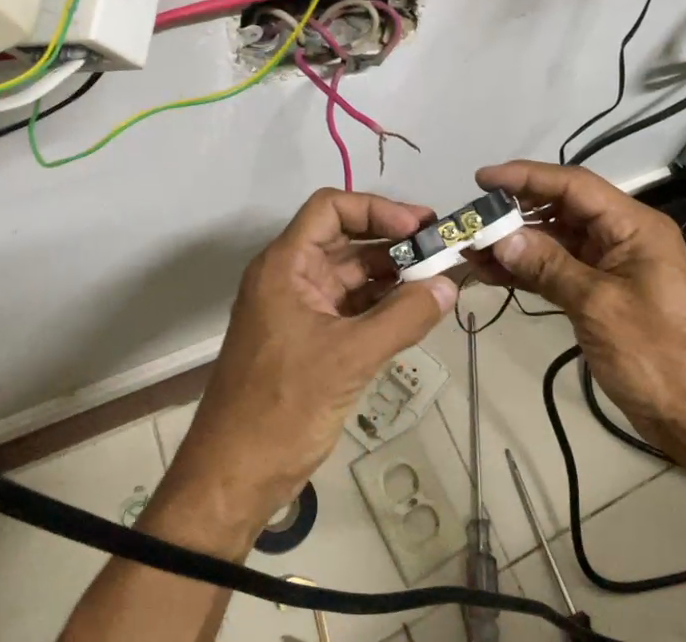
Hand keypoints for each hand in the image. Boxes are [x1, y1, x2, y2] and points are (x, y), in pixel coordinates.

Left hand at [148, 189, 456, 553]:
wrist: (235, 476)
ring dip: (394, 275)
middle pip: (346, 239)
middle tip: (443, 250)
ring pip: (353, 275)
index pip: (330, 209)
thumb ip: (404, 317)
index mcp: (285, 267)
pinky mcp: (311, 342)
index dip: (376, 209)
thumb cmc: (282, 407)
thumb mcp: (349, 358)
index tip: (419, 228)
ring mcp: (300, 311)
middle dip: (394, 241)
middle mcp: (291, 279)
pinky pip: (353, 308)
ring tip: (440, 281)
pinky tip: (418, 312)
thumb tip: (450, 286)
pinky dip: (384, 305)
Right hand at [471, 161, 685, 467]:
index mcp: (635, 227)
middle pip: (564, 211)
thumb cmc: (660, 355)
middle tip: (470, 222)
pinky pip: (562, 274)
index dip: (526, 177)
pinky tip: (496, 275)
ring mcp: (615, 270)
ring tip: (472, 251)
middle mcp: (624, 239)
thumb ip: (550, 267)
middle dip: (516, 214)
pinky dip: (532, 273)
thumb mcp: (600, 306)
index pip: (574, 186)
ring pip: (559, 244)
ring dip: (518, 246)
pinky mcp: (606, 299)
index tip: (482, 179)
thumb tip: (502, 237)